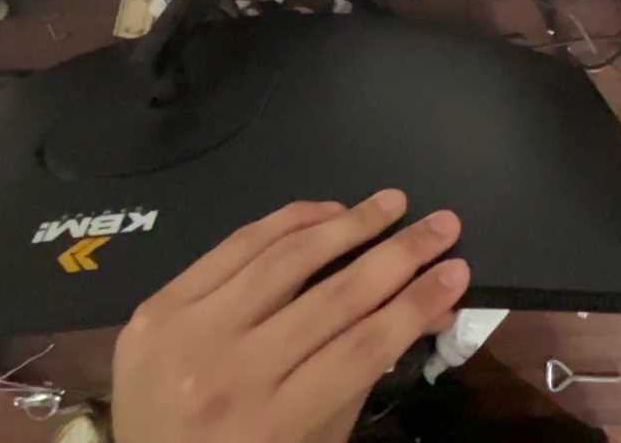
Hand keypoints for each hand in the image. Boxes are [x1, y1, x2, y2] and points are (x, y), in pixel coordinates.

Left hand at [112, 191, 469, 442]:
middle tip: (443, 223)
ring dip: (350, 223)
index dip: (418, 302)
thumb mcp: (314, 438)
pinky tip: (330, 209)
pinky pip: (239, 244)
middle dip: (401, 254)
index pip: (364, 347)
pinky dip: (290, 220)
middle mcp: (229, 377)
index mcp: (271, 428)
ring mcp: (189, 334)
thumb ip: (368, 369)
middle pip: (335, 297)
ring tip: (392, 202)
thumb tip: (433, 302)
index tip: (459, 267)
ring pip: (288, 258)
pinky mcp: (160, 304)